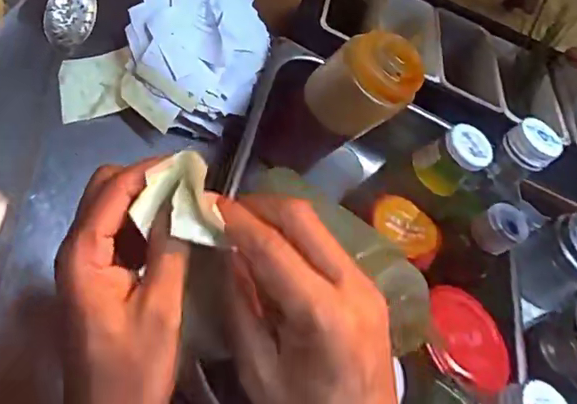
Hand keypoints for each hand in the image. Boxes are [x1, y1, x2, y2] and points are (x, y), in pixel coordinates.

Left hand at [55, 159, 189, 403]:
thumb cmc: (132, 371)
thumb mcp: (160, 309)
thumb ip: (169, 247)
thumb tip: (183, 196)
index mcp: (82, 253)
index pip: (113, 189)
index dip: (148, 170)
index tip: (185, 162)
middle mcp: (74, 248)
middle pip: (103, 189)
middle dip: (143, 178)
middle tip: (183, 181)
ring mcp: (80, 260)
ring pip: (108, 206)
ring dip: (142, 197)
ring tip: (181, 197)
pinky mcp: (90, 273)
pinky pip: (113, 229)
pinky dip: (138, 220)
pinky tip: (166, 227)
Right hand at [218, 193, 395, 403]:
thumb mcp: (260, 372)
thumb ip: (239, 307)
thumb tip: (224, 252)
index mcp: (324, 315)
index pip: (272, 246)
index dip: (236, 219)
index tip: (207, 203)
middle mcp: (352, 286)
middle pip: (300, 217)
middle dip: (258, 205)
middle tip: (226, 209)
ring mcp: (367, 282)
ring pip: (315, 223)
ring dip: (276, 215)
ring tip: (244, 223)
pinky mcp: (370, 284)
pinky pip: (326, 242)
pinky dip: (294, 234)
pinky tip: (272, 246)